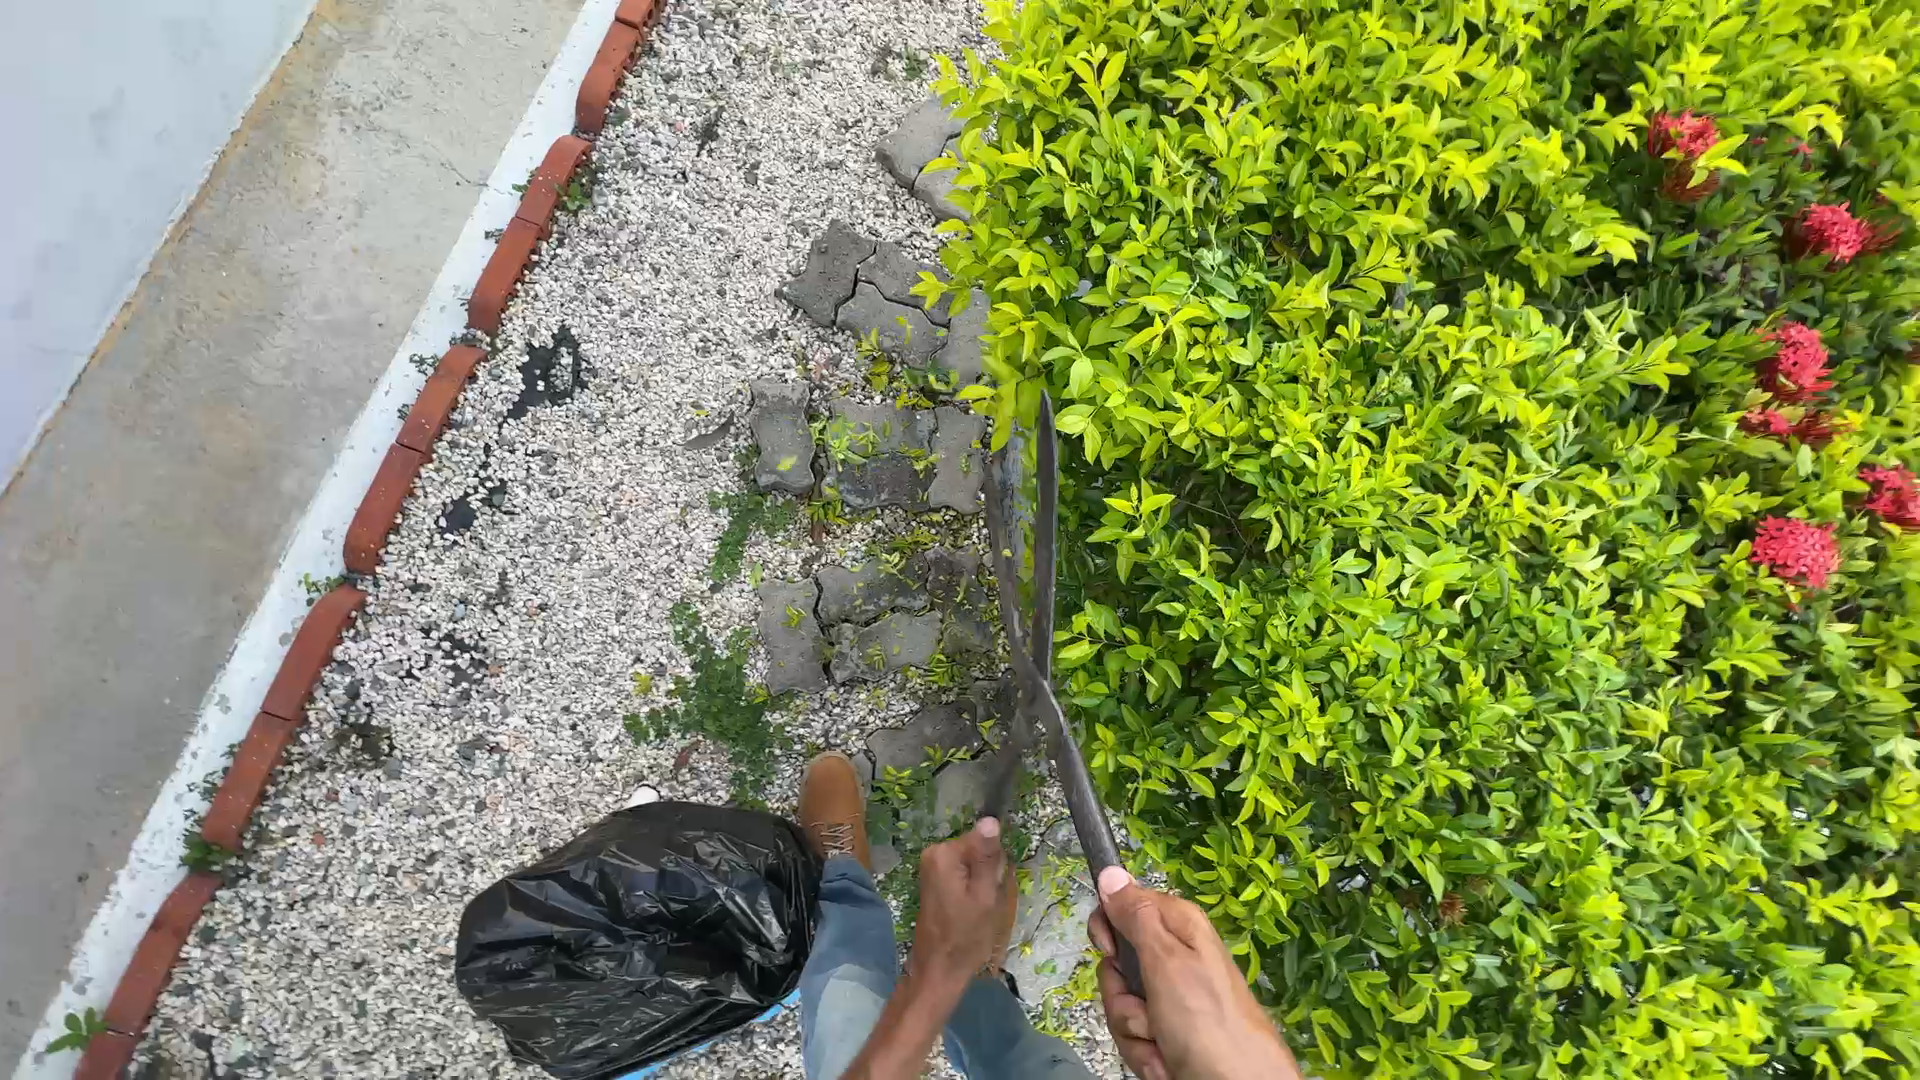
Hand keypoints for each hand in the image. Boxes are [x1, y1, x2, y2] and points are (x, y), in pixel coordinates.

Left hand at [909, 818, 1008, 984]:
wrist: (939, 971)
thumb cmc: (965, 936)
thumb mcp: (984, 896)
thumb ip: (987, 857)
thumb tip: (990, 819)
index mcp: (944, 853)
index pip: (982, 839)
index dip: (993, 863)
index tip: (992, 886)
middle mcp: (933, 853)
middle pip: (976, 848)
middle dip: (986, 871)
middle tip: (986, 900)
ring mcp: (931, 867)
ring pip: (971, 861)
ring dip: (980, 881)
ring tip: (978, 907)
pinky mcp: (934, 879)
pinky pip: (962, 872)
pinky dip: (971, 887)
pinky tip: (970, 908)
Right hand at [1088, 867, 1301, 1079]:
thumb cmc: (1207, 1020)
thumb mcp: (1167, 959)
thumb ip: (1135, 915)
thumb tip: (1110, 871)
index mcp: (1178, 926)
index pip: (1122, 906)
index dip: (1109, 928)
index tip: (1110, 950)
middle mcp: (1173, 958)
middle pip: (1116, 962)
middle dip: (1123, 994)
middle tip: (1147, 1009)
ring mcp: (1169, 1000)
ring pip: (1120, 1002)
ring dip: (1135, 1030)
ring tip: (1164, 1045)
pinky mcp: (1167, 1034)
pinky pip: (1133, 1035)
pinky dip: (1145, 1053)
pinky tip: (1167, 1063)